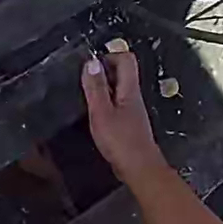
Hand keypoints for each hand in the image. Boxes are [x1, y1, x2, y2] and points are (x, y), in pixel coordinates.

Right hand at [82, 50, 169, 185]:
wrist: (138, 168)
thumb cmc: (120, 141)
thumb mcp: (101, 112)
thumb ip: (96, 87)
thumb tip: (92, 62)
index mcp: (129, 89)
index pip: (126, 59)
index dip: (108, 56)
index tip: (90, 66)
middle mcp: (133, 95)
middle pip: (122, 71)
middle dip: (102, 71)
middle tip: (84, 82)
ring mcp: (132, 108)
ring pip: (118, 87)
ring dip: (102, 87)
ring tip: (86, 97)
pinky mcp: (128, 121)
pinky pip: (116, 101)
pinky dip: (104, 102)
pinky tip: (94, 113)